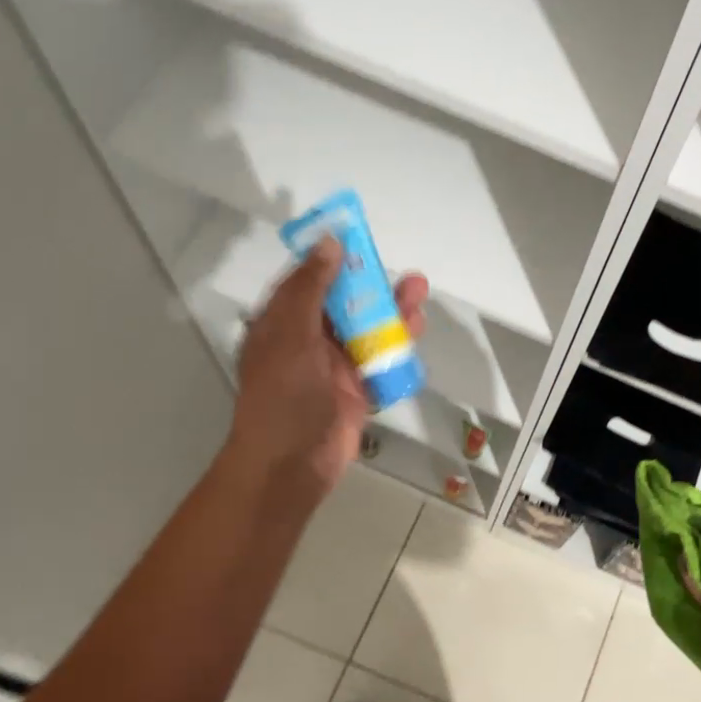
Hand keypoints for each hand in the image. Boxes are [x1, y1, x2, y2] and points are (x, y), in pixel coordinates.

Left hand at [229, 238, 427, 491]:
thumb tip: (329, 243)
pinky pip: (380, 362)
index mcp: (280, 325)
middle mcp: (306, 342)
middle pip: (343, 304)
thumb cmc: (283, 397)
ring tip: (420, 292)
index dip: (330, 258)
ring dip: (391, 312)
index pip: (306, 281)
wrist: (292, 465)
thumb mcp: (292, 336)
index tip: (356, 237)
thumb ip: (311, 289)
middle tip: (400, 267)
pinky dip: (398, 347)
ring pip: (366, 331)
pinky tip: (417, 330)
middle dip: (371, 285)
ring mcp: (333, 368)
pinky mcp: (356, 392)